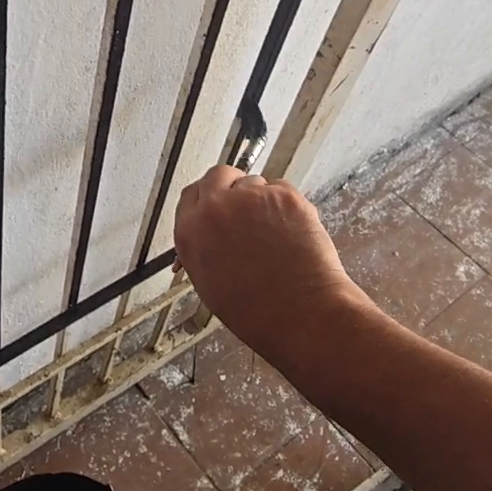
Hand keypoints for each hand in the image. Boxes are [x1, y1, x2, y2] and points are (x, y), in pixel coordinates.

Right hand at [173, 166, 365, 353]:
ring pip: (254, 182)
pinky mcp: (283, 196)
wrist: (301, 315)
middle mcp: (215, 209)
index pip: (191, 194)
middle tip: (246, 204)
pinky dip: (287, 205)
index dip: (207, 197)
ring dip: (261, 199)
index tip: (218, 201)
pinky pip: (282, 189)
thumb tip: (209, 236)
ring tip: (275, 232)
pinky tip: (292, 231)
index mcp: (190, 232)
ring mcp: (249, 198)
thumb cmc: (258, 312)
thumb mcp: (208, 283)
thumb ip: (203, 248)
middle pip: (218, 175)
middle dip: (231, 185)